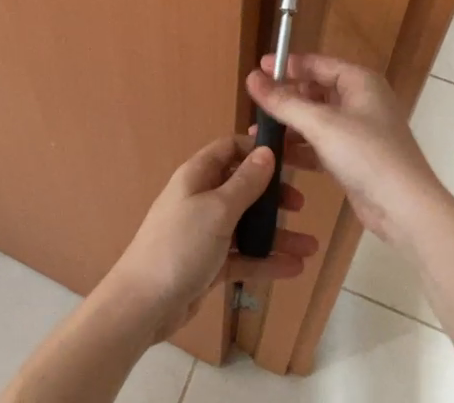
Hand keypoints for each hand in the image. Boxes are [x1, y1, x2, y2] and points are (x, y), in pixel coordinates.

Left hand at [101, 135, 317, 340]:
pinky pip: (243, 256)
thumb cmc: (180, 246)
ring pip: (246, 226)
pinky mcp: (208, 264)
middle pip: (242, 188)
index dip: (257, 149)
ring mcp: (204, 233)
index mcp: (197, 176)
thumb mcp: (217, 209)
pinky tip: (294, 269)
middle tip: (300, 205)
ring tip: (310, 247)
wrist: (143, 305)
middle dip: (273, 196)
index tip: (290, 157)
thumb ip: (245, 182)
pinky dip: (265, 261)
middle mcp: (201, 199)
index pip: (229, 149)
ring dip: (276, 234)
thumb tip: (266, 151)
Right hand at [245, 55, 446, 249]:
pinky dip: (301, 147)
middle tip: (254, 106)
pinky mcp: (354, 156)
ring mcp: (358, 130)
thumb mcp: (321, 124)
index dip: (286, 66)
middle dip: (285, 98)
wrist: (404, 207)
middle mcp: (360, 100)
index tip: (256, 69)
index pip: (316, 64)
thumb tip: (251, 78)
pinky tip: (278, 157)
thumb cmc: (366, 154)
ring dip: (290, 125)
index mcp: (359, 81)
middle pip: (315, 91)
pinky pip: (321, 143)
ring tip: (258, 133)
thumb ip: (284, 102)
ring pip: (316, 119)